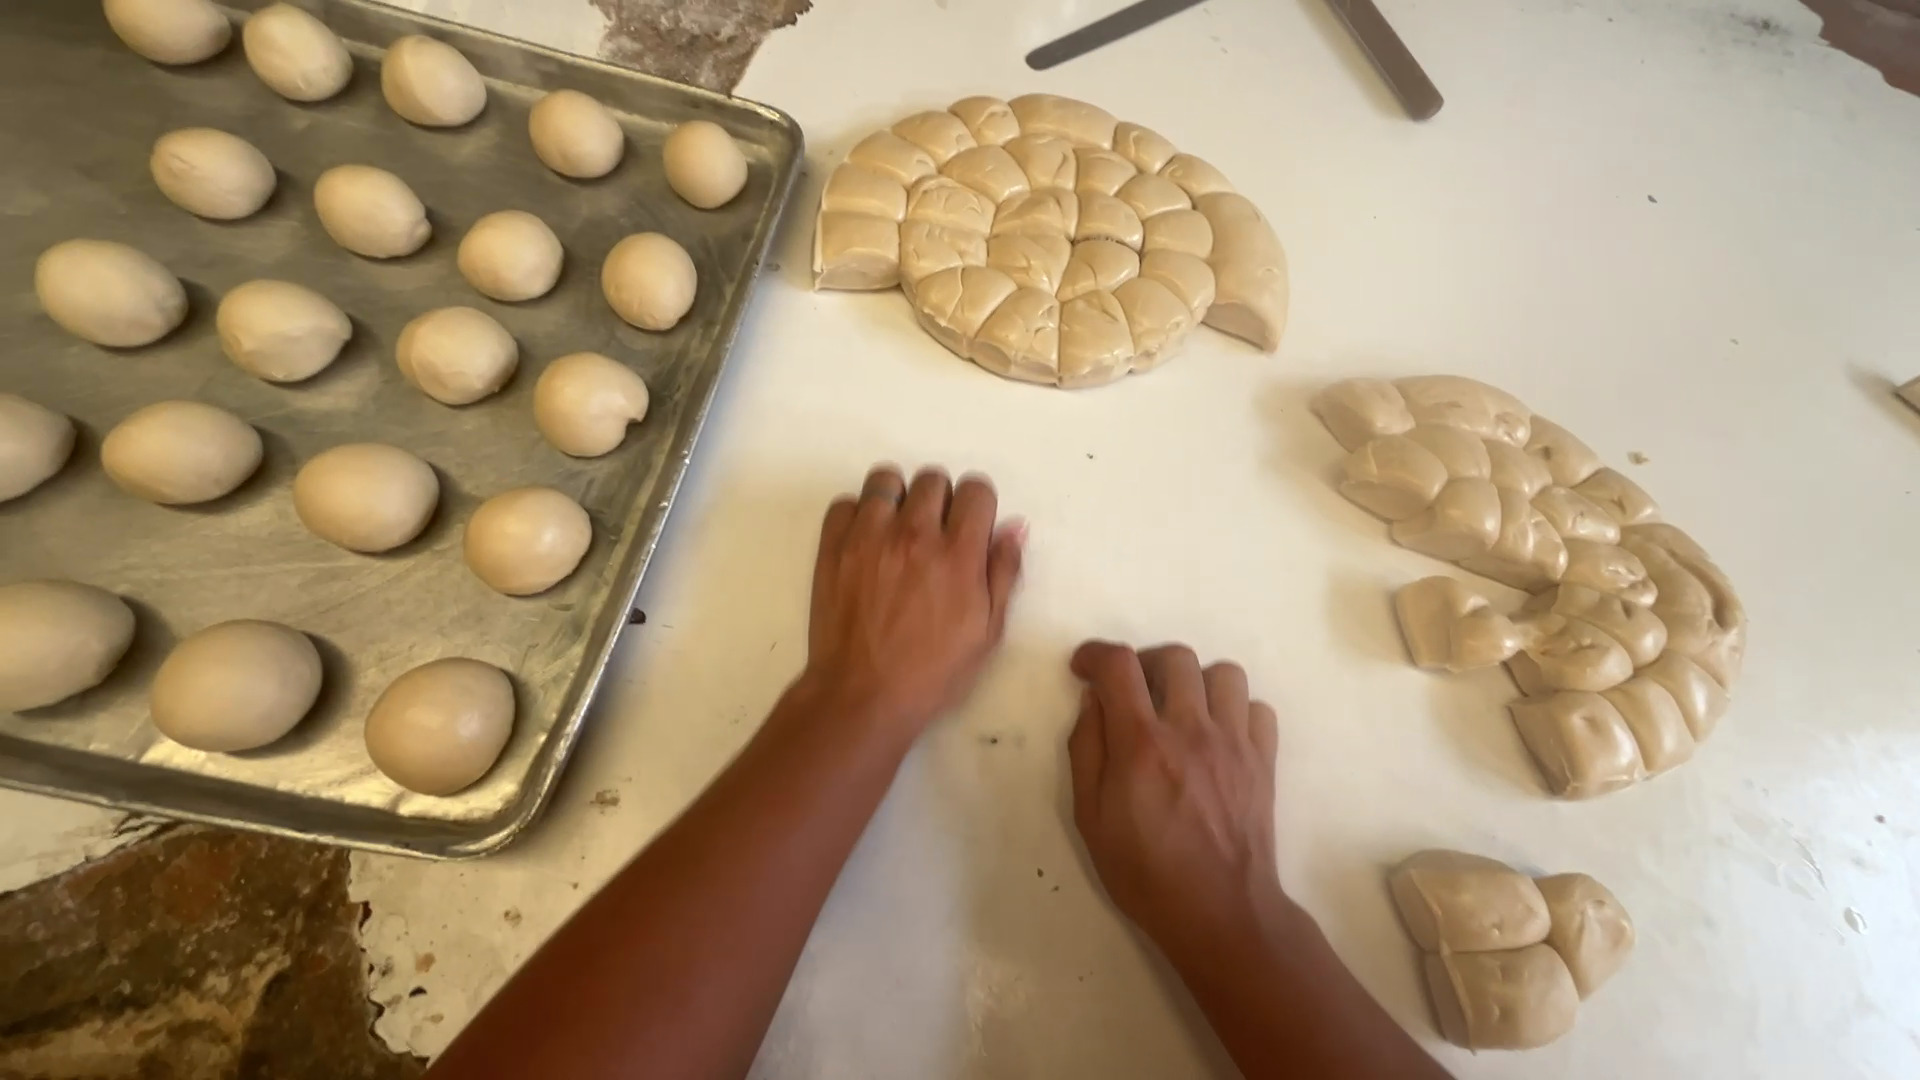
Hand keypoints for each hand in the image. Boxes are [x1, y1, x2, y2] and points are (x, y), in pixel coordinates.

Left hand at [802, 465, 1024, 736]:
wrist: (862, 695)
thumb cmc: (934, 671)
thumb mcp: (988, 631)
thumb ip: (1003, 572)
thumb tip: (1015, 527)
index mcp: (958, 554)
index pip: (976, 489)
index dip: (978, 506)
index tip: (970, 528)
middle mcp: (914, 533)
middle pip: (932, 478)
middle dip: (940, 500)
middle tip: (935, 534)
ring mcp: (869, 537)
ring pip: (886, 479)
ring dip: (898, 499)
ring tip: (897, 530)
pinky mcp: (833, 547)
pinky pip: (844, 502)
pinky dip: (857, 515)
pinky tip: (866, 542)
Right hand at [1067, 641, 1283, 952]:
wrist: (1221, 914)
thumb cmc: (1144, 871)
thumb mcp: (1089, 817)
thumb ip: (1086, 749)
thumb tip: (1092, 700)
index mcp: (1142, 744)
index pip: (1119, 665)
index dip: (1095, 653)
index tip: (1083, 668)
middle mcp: (1191, 730)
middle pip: (1174, 656)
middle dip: (1144, 662)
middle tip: (1132, 691)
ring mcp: (1234, 743)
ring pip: (1223, 673)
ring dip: (1195, 681)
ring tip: (1179, 709)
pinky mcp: (1264, 761)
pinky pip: (1258, 708)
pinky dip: (1234, 710)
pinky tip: (1216, 734)